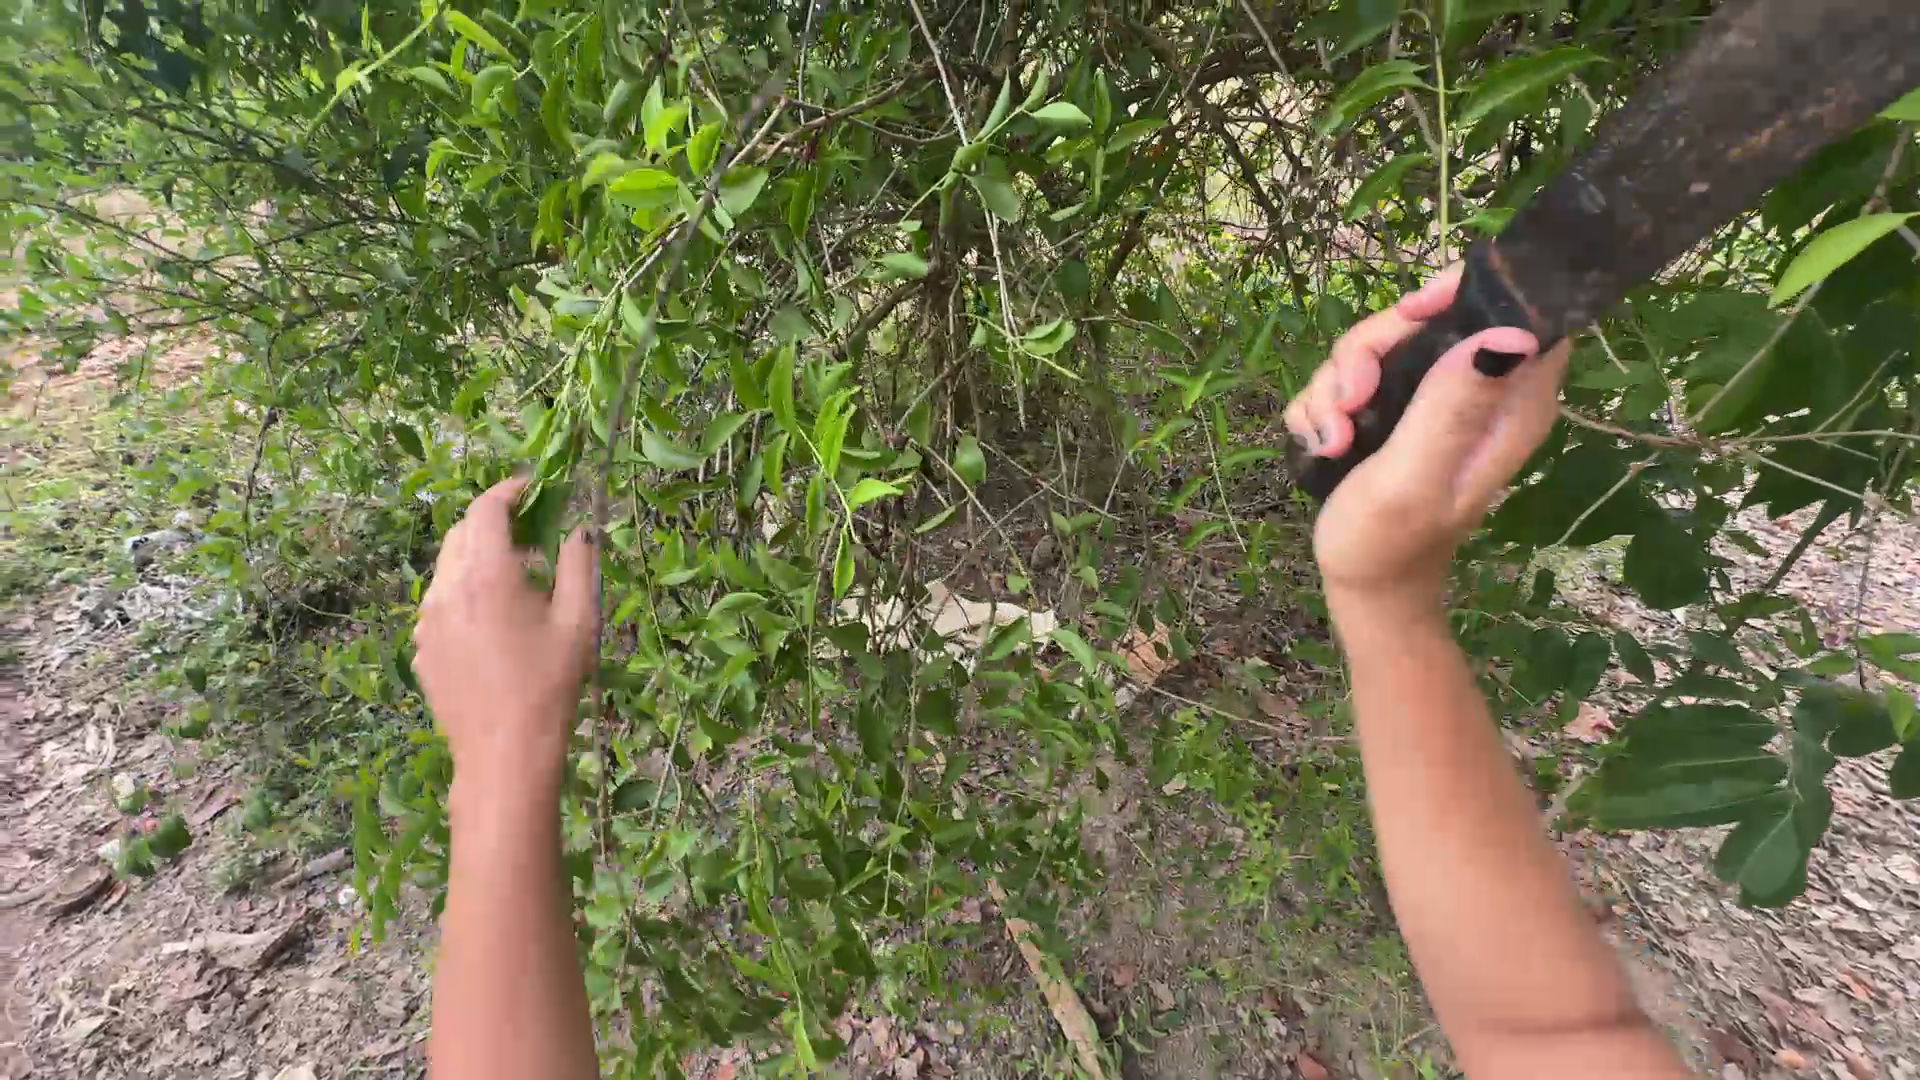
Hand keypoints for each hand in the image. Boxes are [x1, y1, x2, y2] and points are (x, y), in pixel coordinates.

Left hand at [413, 476, 598, 802]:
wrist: (505, 750)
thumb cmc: (551, 682)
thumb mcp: (580, 620)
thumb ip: (580, 564)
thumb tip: (580, 529)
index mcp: (488, 577)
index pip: (486, 510)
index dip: (510, 490)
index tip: (535, 487)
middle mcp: (446, 589)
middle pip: (461, 533)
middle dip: (495, 521)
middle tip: (535, 531)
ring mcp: (425, 620)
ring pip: (448, 566)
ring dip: (481, 556)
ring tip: (522, 579)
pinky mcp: (420, 646)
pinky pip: (441, 600)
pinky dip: (467, 588)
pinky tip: (499, 618)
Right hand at [1284, 264, 1569, 607]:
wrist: (1358, 583)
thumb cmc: (1387, 542)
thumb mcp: (1413, 478)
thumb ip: (1449, 409)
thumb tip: (1508, 331)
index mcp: (1505, 404)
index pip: (1511, 311)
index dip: (1463, 292)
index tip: (1409, 312)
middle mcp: (1470, 392)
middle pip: (1416, 324)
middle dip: (1366, 354)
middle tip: (1348, 402)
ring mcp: (1423, 403)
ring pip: (1370, 351)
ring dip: (1333, 388)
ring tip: (1330, 439)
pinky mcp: (1384, 414)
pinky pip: (1342, 381)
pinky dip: (1320, 407)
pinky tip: (1320, 443)